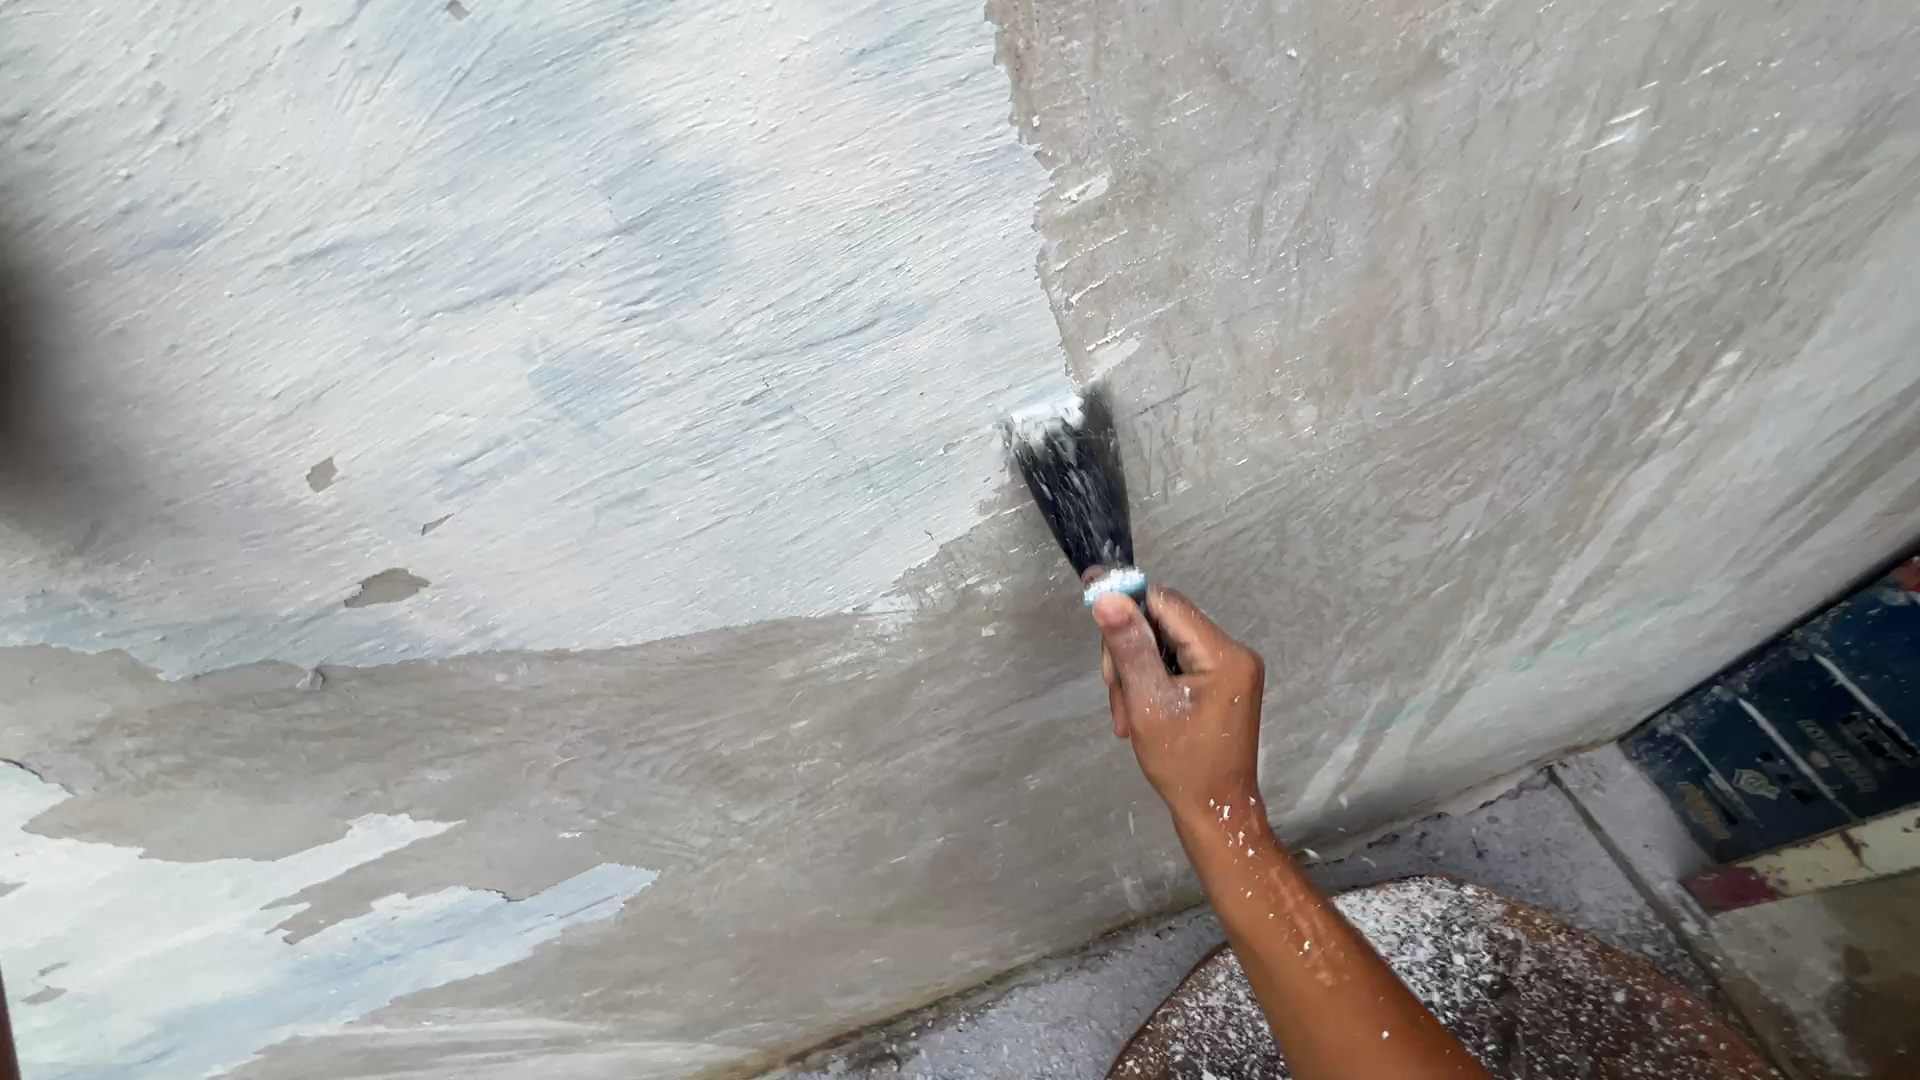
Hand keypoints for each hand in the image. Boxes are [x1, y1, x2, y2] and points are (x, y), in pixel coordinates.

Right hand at [1089, 580, 1265, 822]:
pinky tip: (1140, 711)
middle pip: (1164, 623)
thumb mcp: (1147, 702)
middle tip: (1116, 693)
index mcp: (1223, 653)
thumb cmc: (1181, 763)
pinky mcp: (1223, 682)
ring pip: (1166, 644)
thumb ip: (1129, 646)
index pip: (1165, 603)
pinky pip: (1178, 662)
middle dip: (1131, 654)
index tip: (1101, 636)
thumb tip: (1107, 596)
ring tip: (1126, 713)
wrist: (1215, 811)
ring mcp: (1231, 668)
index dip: (1128, 612)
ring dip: (1137, 672)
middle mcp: (1234, 651)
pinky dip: (1153, 682)